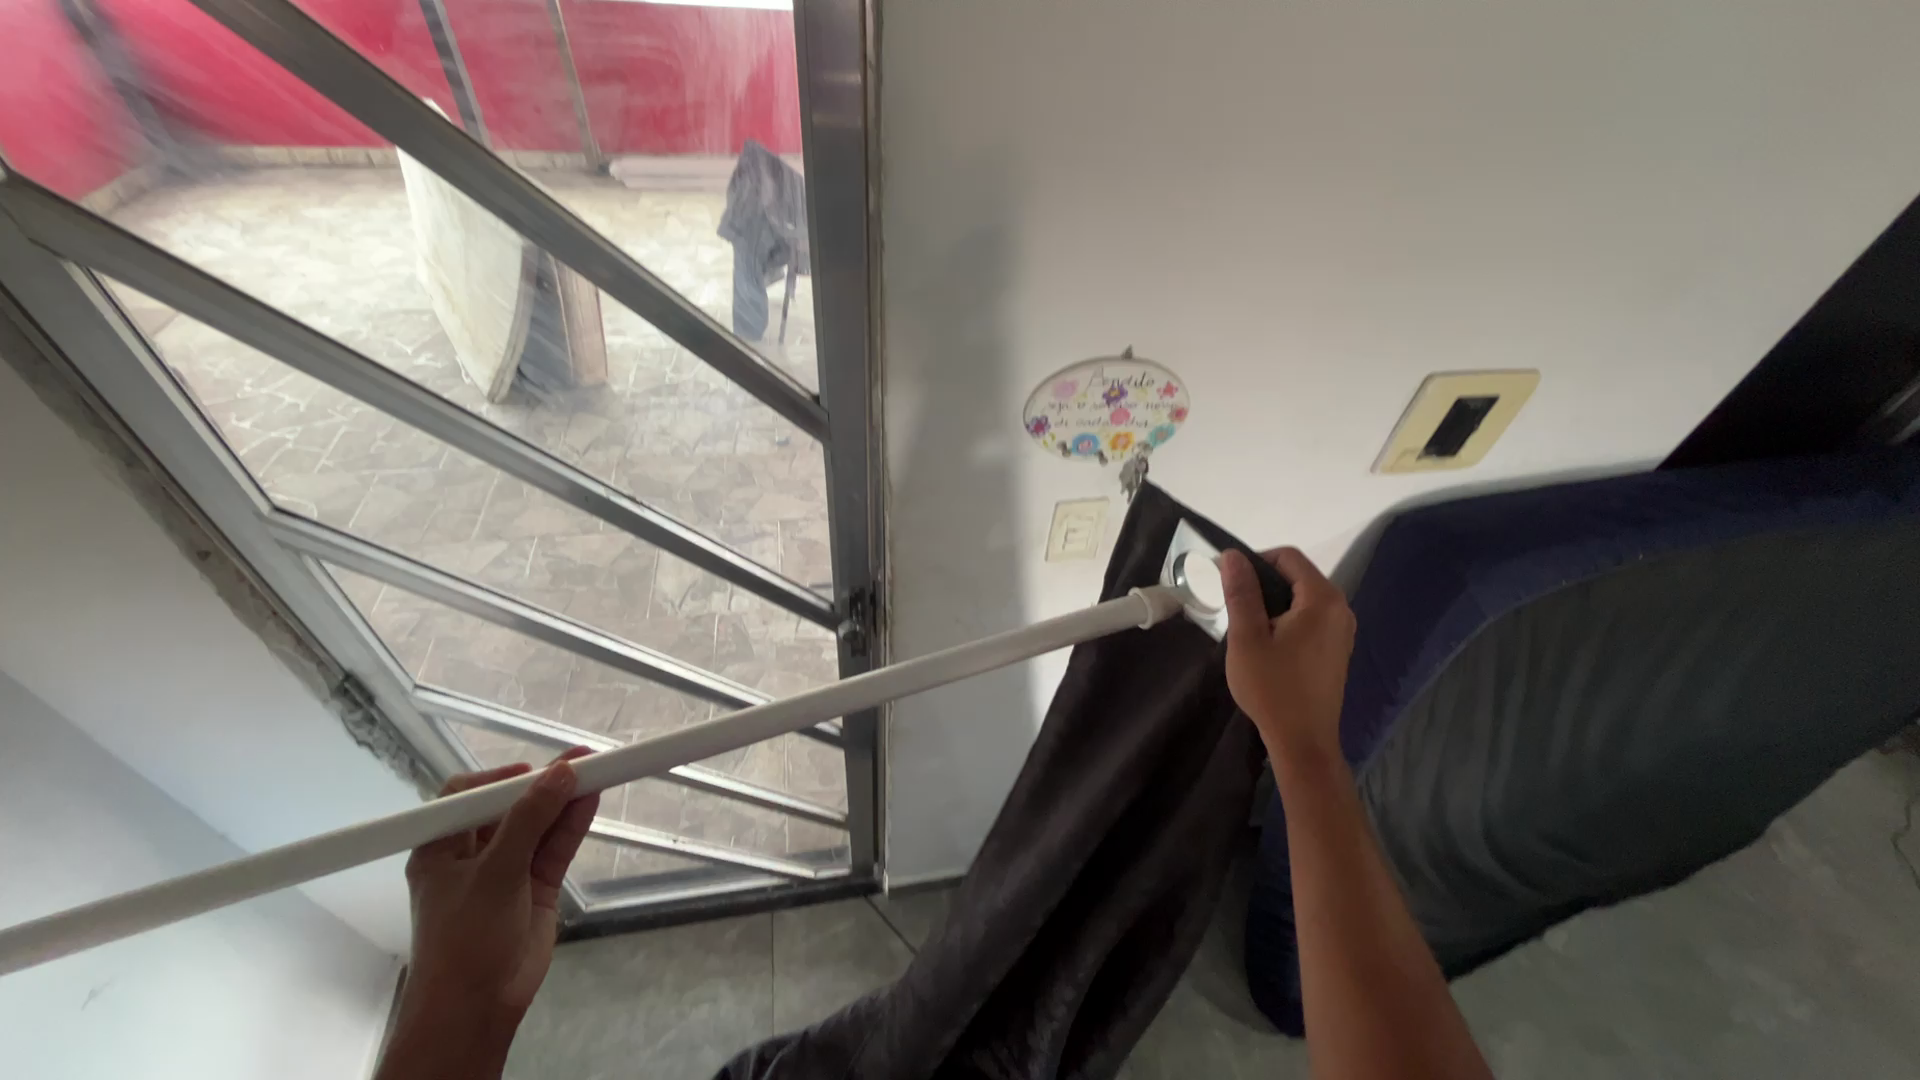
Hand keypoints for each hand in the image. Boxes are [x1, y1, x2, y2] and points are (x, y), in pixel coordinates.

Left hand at [380, 749, 598, 1078]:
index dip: (497, 778)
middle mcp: (474, 854)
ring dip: (565, 800)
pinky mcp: (538, 885)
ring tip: (597, 771)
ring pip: (540, 823)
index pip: (465, 796)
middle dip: (542, 784)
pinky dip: (575, 823)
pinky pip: (557, 845)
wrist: (477, 1008)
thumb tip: (562, 772)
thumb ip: (530, 819)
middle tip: (580, 760)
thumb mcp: (495, 873)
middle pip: (512, 806)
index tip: (530, 768)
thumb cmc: (465, 937)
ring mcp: (509, 870)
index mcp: (442, 848)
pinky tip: (592, 799)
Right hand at [1219, 547, 1355, 764]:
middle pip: (1297, 575)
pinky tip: (1268, 646)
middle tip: (1235, 610)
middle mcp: (1340, 608)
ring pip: (1302, 598)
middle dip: (1263, 584)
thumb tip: (1233, 555)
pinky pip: (1310, 618)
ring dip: (1273, 604)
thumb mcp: (1247, 637)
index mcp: (1322, 599)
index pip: (1288, 557)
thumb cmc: (1272, 687)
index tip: (1230, 584)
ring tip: (1248, 630)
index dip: (1255, 561)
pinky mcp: (1338, 648)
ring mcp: (1342, 630)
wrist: (1302, 740)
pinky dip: (1287, 620)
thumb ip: (1242, 592)